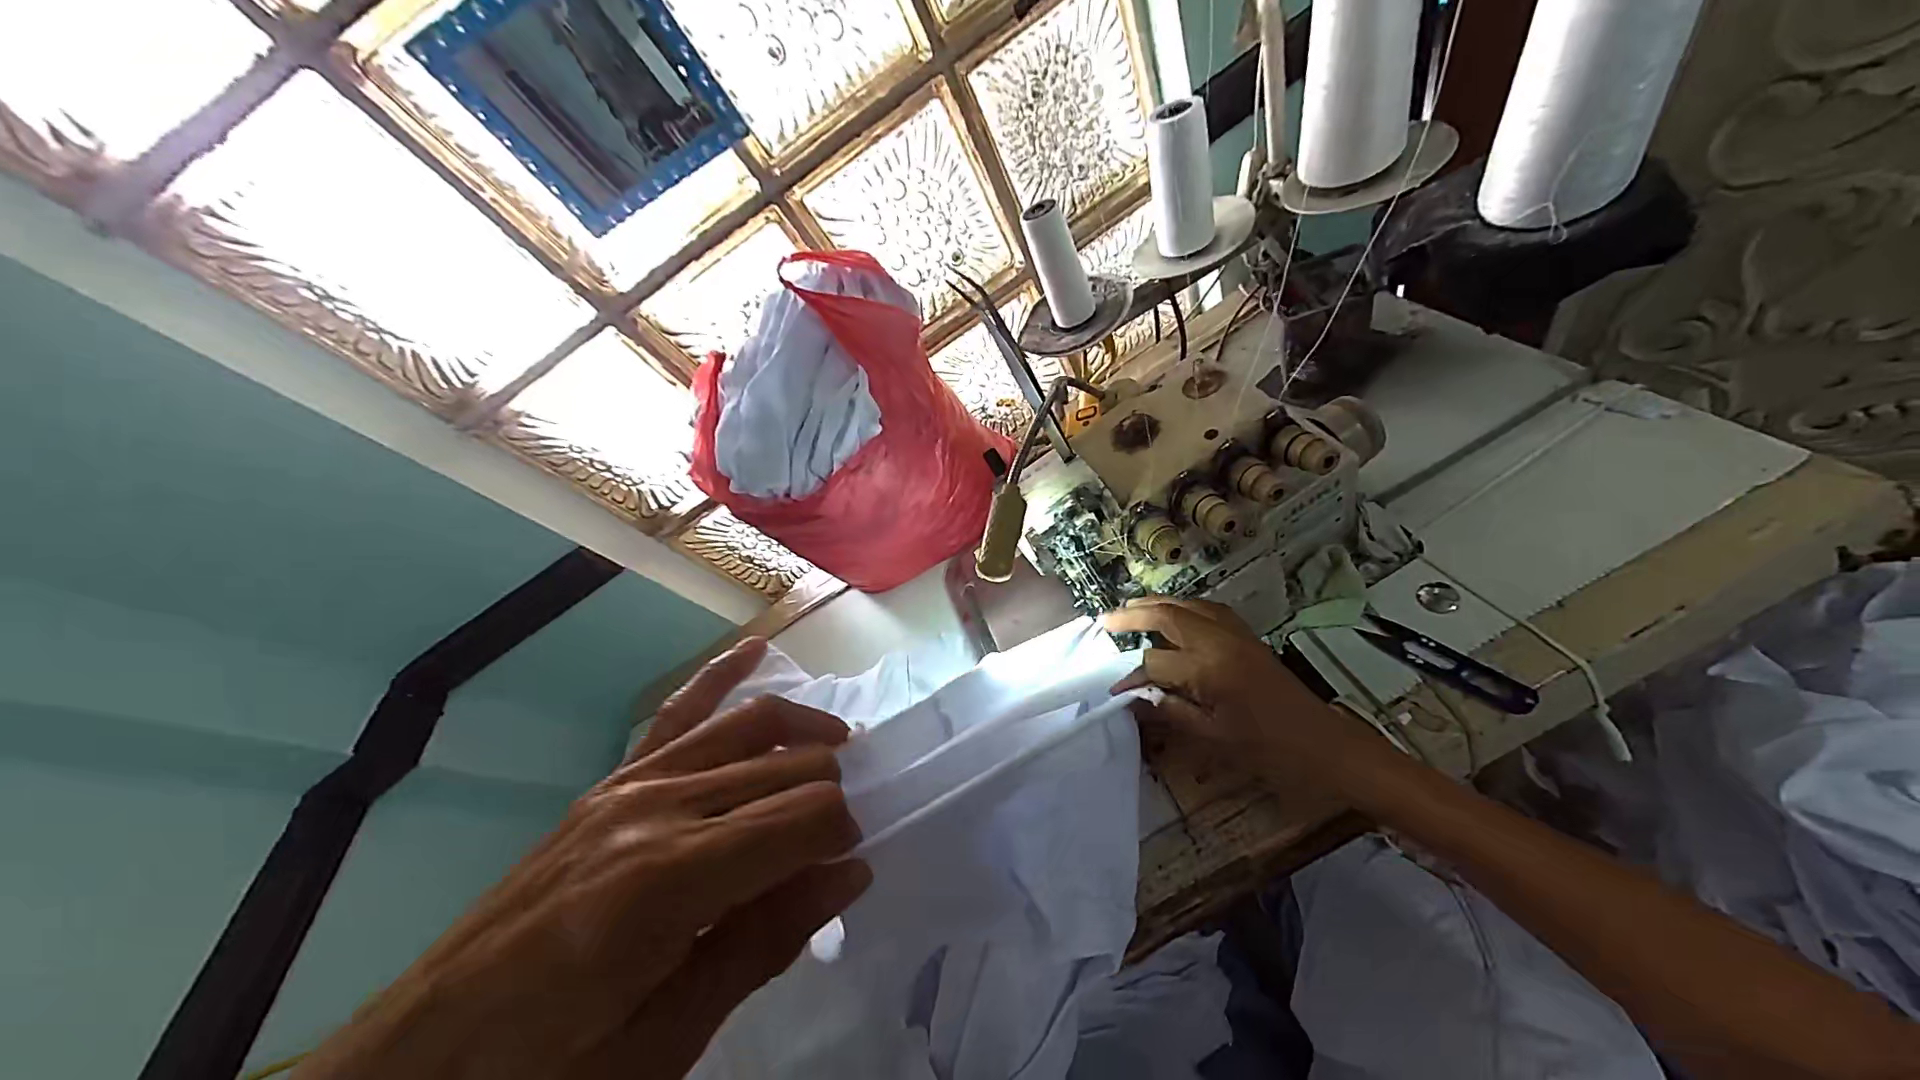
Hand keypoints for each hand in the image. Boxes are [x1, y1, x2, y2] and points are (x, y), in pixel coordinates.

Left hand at [295, 638, 868, 1079]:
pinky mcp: (609, 784)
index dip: (843, 835)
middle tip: (845, 835)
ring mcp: (628, 786)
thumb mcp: (669, 1036)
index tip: (852, 864)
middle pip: (783, 767)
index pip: (801, 819)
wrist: (428, 1055)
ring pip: (745, 728)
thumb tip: (850, 873)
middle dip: (832, 793)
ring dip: (803, 732)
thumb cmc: (553, 1063)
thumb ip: (765, 941)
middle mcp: (654, 810)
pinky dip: (721, 676)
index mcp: (670, 881)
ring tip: (841, 748)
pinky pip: (676, 714)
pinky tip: (756, 650)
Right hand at [1103, 597, 1387, 792]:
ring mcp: (1236, 634)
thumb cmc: (1268, 749)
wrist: (1325, 744)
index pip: (1154, 661)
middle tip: (1105, 621)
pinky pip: (1209, 608)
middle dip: (1133, 615)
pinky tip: (1175, 615)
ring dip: (1157, 604)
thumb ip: (1170, 711)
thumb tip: (1134, 697)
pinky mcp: (1248, 636)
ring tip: (1130, 609)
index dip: (1131, 675)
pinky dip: (1184, 606)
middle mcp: (1220, 641)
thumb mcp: (1213, 736)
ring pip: (1188, 604)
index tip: (1114, 691)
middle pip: (1167, 615)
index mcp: (1209, 668)